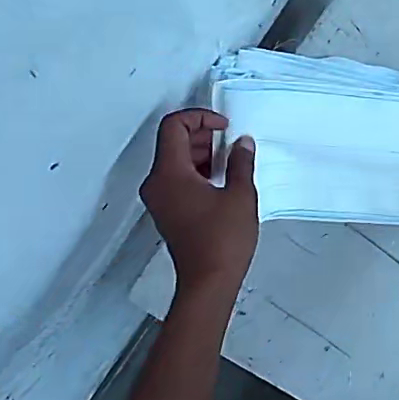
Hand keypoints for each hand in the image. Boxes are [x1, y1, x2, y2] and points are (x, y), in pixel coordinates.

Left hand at [140, 108, 258, 300]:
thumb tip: (242, 143)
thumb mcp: (240, 195)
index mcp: (169, 173)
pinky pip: (175, 179)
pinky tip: (220, 179)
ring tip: (229, 160)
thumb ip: (241, 162)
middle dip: (200, 133)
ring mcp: (159, 199)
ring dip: (199, 152)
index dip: (199, 117)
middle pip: (171, 141)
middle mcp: (156, 183)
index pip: (174, 126)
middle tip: (228, 139)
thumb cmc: (222, 241)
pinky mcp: (166, 211)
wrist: (208, 282)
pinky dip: (195, 170)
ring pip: (173, 160)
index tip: (223, 125)